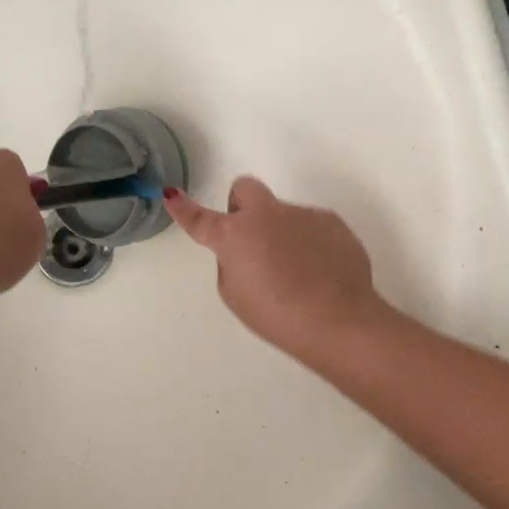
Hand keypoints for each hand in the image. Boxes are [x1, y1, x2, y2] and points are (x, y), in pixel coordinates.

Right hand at [165, 177, 386, 354]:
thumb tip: (246, 249)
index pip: (200, 219)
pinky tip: (320, 274)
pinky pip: (312, 228)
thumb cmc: (276, 315)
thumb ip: (232, 263)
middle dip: (242, 207)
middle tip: (251, 241)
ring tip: (297, 276)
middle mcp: (266, 214)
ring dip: (282, 236)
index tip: (171, 194)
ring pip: (284, 216)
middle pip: (246, 189)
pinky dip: (310, 245)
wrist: (337, 319)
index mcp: (234, 236)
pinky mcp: (333, 222)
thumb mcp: (236, 295)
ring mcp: (302, 214)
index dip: (184, 209)